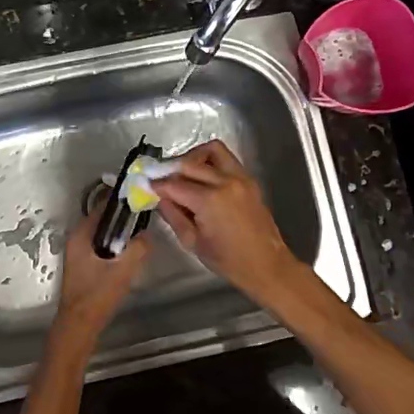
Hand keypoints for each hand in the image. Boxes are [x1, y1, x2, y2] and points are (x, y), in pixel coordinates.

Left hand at [52, 209, 149, 349]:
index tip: (141, 200)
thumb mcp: (123, 269)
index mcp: (81, 234)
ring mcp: (78, 253)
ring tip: (140, 235)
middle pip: (104, 220)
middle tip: (145, 219)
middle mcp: (77, 239)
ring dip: (120, 234)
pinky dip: (115, 245)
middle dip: (123, 218)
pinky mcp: (83, 265)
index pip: (103, 207)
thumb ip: (138, 248)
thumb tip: (147, 234)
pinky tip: (128, 254)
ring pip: (104, 234)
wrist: (79, 325)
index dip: (122, 202)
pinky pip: (102, 246)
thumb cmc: (97, 295)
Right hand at [155, 140, 308, 303]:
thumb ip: (173, 215)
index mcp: (209, 200)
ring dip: (193, 157)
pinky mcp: (249, 179)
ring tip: (183, 173)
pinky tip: (202, 178)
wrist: (266, 264)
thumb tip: (160, 198)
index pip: (175, 184)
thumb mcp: (193, 242)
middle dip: (171, 168)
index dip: (157, 184)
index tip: (146, 185)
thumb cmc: (228, 260)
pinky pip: (226, 159)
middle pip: (190, 162)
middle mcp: (225, 181)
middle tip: (161, 178)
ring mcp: (240, 177)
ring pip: (212, 150)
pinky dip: (211, 162)